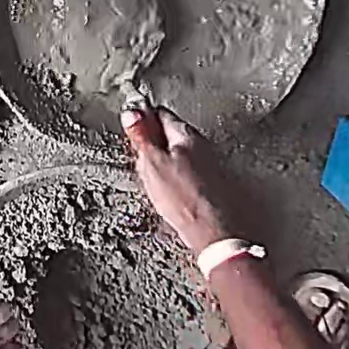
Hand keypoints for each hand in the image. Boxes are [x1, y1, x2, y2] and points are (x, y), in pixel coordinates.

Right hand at [122, 106, 231, 254]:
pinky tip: (173, 197)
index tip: (132, 132)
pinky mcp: (215, 187)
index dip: (143, 121)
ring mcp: (211, 166)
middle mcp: (203, 145)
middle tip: (141, 162)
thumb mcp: (152, 164)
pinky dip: (178, 181)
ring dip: (166, 165)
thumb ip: (142, 136)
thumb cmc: (186, 200)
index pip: (160, 114)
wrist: (217, 236)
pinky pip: (190, 176)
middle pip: (171, 135)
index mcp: (187, 134)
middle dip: (154, 145)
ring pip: (180, 156)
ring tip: (156, 184)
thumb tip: (131, 112)